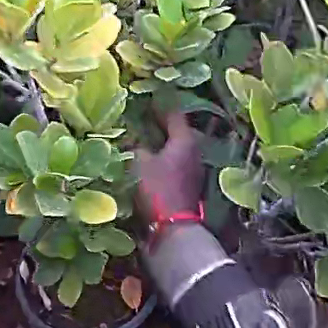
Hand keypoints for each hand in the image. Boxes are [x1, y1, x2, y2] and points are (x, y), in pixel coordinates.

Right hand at [134, 110, 203, 233]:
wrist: (173, 228)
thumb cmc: (158, 189)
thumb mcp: (140, 164)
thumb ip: (136, 147)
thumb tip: (133, 140)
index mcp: (185, 140)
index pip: (174, 114)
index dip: (160, 106)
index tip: (147, 99)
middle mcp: (194, 151)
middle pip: (178, 131)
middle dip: (161, 125)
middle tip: (143, 119)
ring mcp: (194, 169)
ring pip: (177, 148)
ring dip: (162, 143)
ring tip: (143, 140)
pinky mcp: (189, 184)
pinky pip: (175, 163)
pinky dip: (164, 159)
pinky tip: (150, 161)